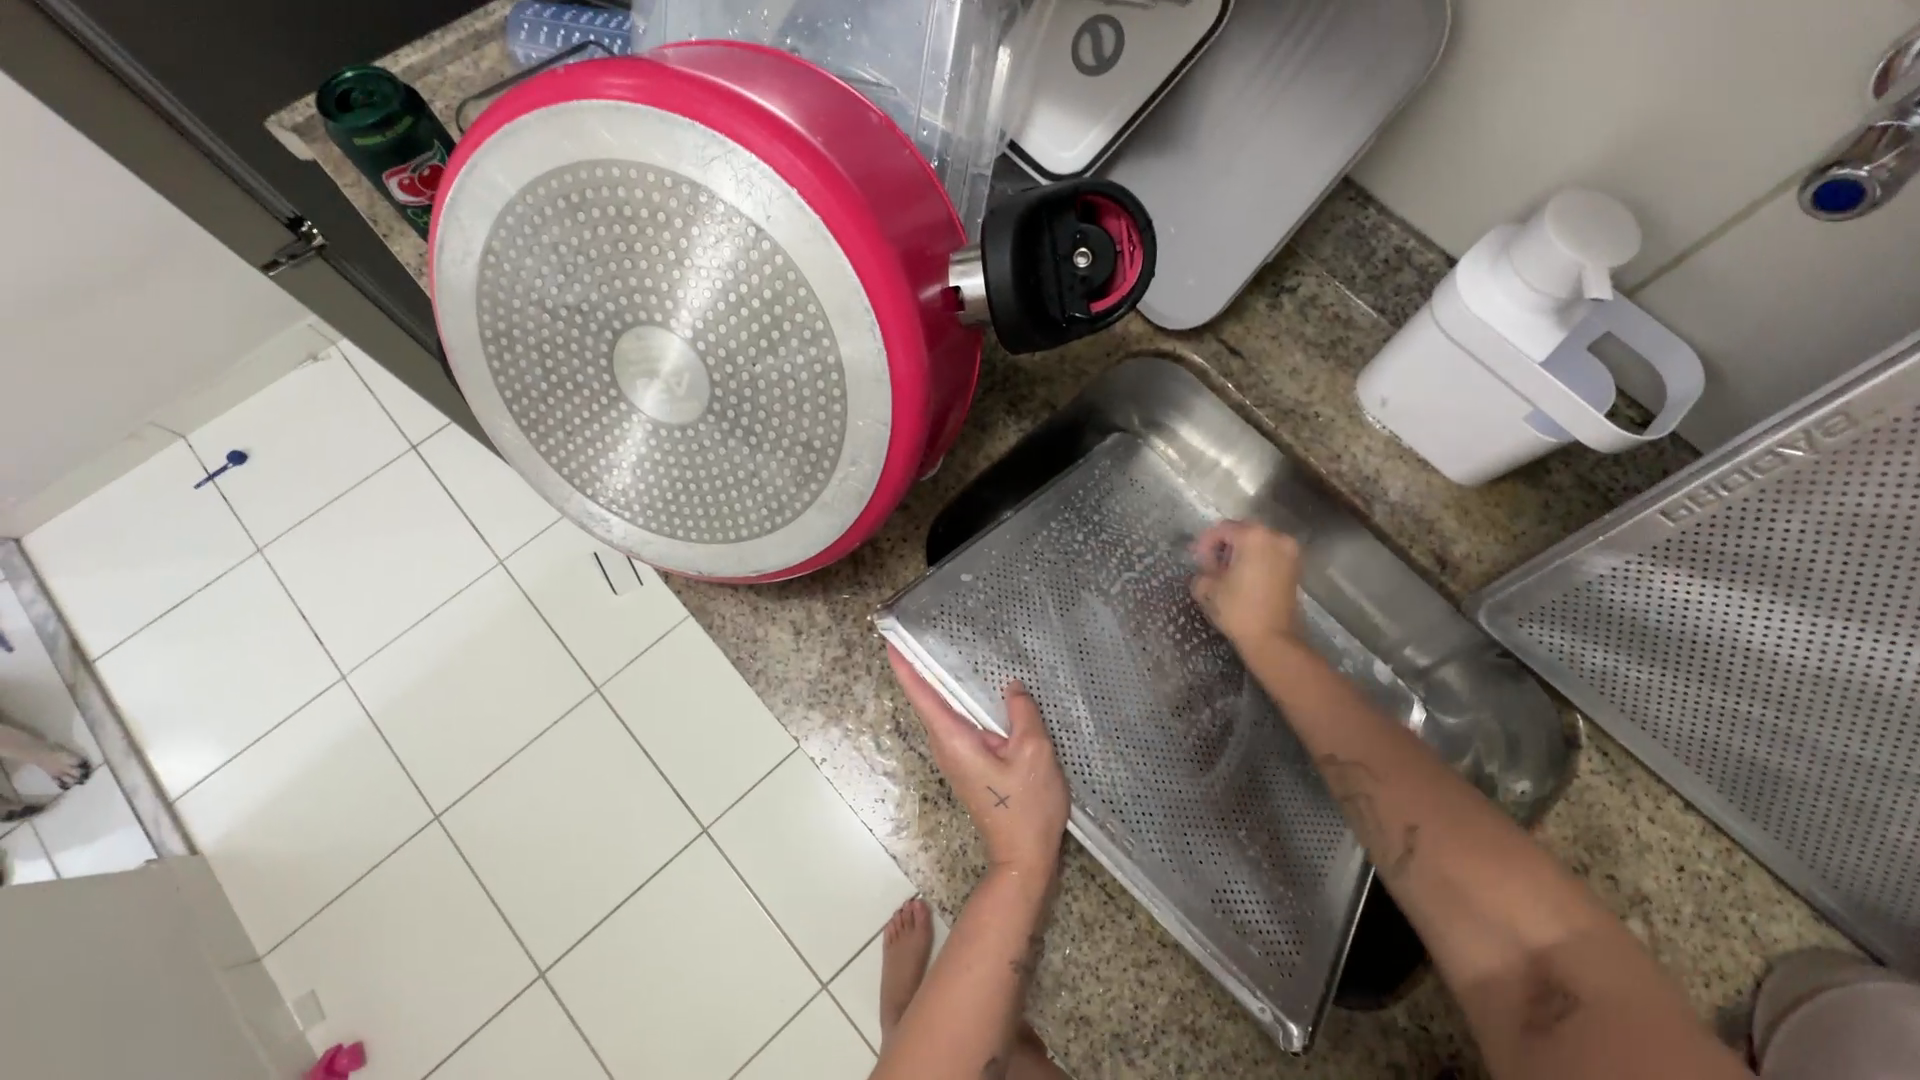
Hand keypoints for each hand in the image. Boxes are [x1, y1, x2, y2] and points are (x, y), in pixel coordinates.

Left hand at [886, 646, 1069, 876]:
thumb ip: (1022, 713)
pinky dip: (962, 702)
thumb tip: (1012, 687)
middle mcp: (948, 747)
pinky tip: (978, 690)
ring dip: (941, 684)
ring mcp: (957, 758)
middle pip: (929, 700)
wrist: (1024, 856)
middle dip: (920, 668)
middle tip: (918, 633)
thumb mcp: (1034, 752)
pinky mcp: (970, 765)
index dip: (906, 667)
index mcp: (955, 739)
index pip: (922, 695)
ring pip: (945, 712)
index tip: (890, 642)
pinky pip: (960, 725)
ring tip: (944, 651)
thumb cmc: (1027, 807)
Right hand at [1189, 521, 1305, 649]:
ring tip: (1227, 572)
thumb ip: (1202, 570)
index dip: (1204, 543)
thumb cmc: (1238, 610)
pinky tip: (1244, 577)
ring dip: (1240, 552)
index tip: (1196, 560)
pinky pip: (1270, 553)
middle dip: (1223, 545)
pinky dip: (1255, 559)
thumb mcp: (1208, 588)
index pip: (1221, 529)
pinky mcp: (1295, 566)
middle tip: (1210, 565)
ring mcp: (1289, 551)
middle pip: (1242, 531)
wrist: (1272, 638)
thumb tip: (1207, 568)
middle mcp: (1275, 537)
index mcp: (1253, 536)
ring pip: (1257, 541)